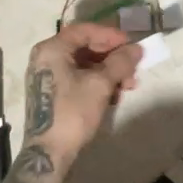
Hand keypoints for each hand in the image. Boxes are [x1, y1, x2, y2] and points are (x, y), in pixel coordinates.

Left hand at [21, 24, 142, 173]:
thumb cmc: (73, 112)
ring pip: (84, 65)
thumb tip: (137, 48)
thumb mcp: (100, 84)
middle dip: (112, 57)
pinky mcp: (52, 93)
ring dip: (108, 72)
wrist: (49, 152)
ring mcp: (47, 77)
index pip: (84, 30)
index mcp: (51, 49)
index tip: (131, 45)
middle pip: (85, 47)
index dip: (110, 35)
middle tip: (133, 68)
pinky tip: (114, 95)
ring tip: (128, 86)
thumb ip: (120, 62)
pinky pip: (78, 79)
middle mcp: (46, 58)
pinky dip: (97, 83)